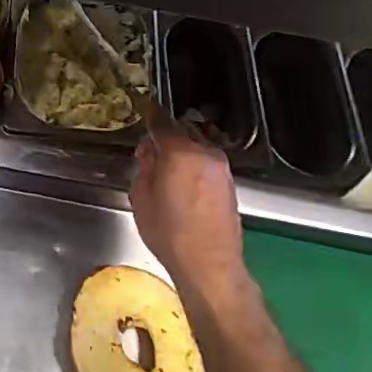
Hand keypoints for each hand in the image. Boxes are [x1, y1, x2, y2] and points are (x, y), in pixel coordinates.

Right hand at [131, 130, 247, 300]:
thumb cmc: (170, 233)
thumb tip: (149, 156)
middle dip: (165, 137)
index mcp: (180, 152)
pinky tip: (182, 185)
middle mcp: (205, 153)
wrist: (209, 265)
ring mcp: (221, 168)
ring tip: (165, 172)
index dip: (149, 113)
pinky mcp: (229, 183)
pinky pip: (206, 163)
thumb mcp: (141, 198)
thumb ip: (144, 168)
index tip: (143, 105)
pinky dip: (193, 165)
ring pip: (196, 147)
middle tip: (148, 153)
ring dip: (181, 152)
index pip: (161, 122)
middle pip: (182, 132)